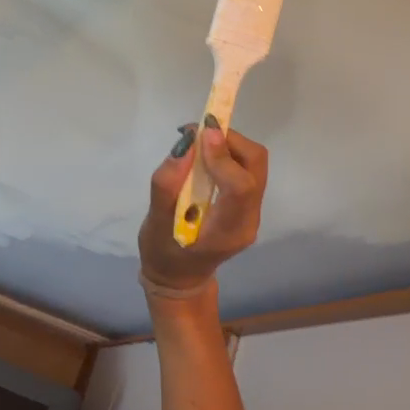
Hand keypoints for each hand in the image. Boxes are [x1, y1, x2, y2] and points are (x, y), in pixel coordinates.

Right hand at [139, 123, 268, 292]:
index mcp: (229, 230)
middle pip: (255, 165)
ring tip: (198, 142)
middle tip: (198, 132)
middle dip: (229, 140)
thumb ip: (167, 186)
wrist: (180, 277)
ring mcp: (251, 211)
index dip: (223, 155)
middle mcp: (249, 219)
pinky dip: (227, 154)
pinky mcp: (247, 203)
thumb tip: (186, 144)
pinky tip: (204, 156)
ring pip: (254, 163)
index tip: (199, 133)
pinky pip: (246, 169)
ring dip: (228, 144)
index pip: (240, 186)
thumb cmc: (163, 254)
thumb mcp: (154, 224)